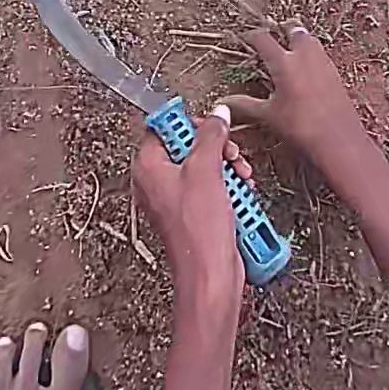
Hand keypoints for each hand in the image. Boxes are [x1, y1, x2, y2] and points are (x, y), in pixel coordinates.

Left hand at [132, 105, 252, 316]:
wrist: (210, 275)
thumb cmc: (198, 230)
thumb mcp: (207, 170)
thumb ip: (212, 136)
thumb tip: (218, 114)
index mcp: (148, 166)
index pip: (163, 126)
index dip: (189, 123)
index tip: (210, 126)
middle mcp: (155, 180)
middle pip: (186, 145)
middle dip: (215, 147)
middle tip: (230, 154)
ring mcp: (174, 197)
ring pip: (202, 165)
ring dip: (226, 166)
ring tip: (240, 175)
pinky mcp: (191, 212)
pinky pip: (209, 186)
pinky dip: (226, 185)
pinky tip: (240, 192)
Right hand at [219, 21, 388, 207]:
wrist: (339, 140)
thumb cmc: (302, 127)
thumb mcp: (269, 115)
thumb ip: (245, 105)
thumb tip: (224, 102)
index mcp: (284, 62)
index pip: (263, 39)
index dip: (252, 36)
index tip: (246, 37)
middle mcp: (305, 56)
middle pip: (293, 30)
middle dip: (282, 29)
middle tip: (273, 33)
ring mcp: (323, 63)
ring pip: (310, 40)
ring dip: (299, 39)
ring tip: (289, 48)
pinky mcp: (335, 74)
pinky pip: (321, 55)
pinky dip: (311, 54)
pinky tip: (307, 69)